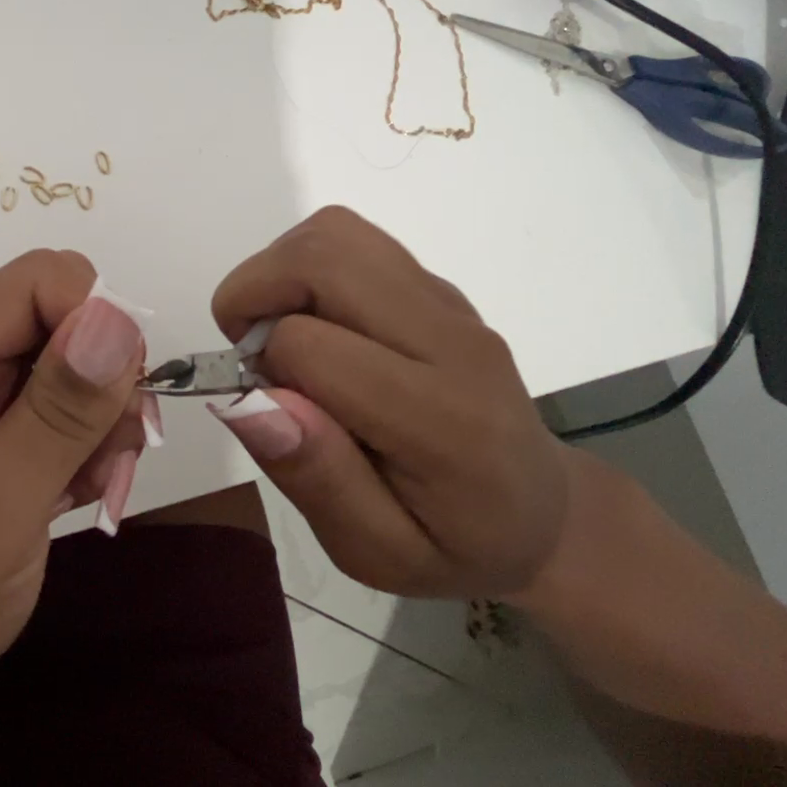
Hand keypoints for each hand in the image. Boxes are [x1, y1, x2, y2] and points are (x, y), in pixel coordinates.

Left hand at [0, 249, 148, 700]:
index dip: (92, 321)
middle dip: (106, 375)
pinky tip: (75, 490)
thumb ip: (54, 416)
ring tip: (84, 480)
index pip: (38, 280)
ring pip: (84, 357)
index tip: (114, 398)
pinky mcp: (11, 425)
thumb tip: (115, 320)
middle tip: (104, 449)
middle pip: (66, 311)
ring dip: (106, 416)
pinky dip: (96, 442)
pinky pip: (79, 402)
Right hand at [206, 207, 570, 598]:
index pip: (310, 345)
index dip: (264, 372)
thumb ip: (316, 479)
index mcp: (441, 420)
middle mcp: (451, 341)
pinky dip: (305, 271)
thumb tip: (248, 401)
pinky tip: (314, 328)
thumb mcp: (377, 552)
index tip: (270, 410)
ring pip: (334, 234)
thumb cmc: (452, 543)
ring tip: (278, 336)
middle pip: (323, 257)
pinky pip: (351, 243)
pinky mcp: (436, 287)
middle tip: (252, 355)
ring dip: (277, 274)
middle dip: (254, 294)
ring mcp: (448, 304)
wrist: (539, 510)